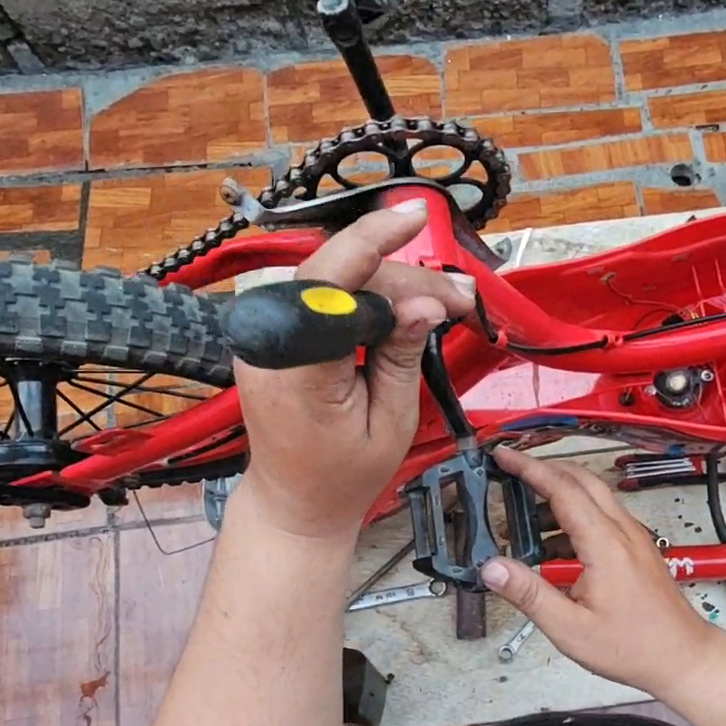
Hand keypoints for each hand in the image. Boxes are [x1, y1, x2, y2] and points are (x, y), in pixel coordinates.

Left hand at [232, 202, 475, 541]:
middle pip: (338, 277)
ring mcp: (266, 340)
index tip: (414, 221)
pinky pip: (323, 301)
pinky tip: (404, 308)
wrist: (295, 504)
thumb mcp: (390, 423)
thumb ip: (403, 357)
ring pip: (332, 282)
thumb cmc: (343, 478)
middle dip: (404, 280)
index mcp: (295, 371)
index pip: (330, 284)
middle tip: (459, 297)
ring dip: (390, 287)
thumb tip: (426, 303)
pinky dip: (366, 299)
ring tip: (442, 304)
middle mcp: (268, 345)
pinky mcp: (276, 340)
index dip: (372, 245)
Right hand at [479, 446, 725, 694]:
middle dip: (543, 468)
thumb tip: (492, 568)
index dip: (529, 468)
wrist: (683, 657)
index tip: (504, 455)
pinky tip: (555, 540)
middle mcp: (622, 531)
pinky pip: (603, 514)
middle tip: (510, 469)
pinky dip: (574, 512)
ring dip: (559, 491)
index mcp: (605, 544)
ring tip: (524, 512)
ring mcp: (633, 537)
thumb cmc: (633, 647)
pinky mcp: (637, 547)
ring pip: (594, 495)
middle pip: (581, 480)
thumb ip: (529, 595)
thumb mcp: (570, 628)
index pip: (563, 490)